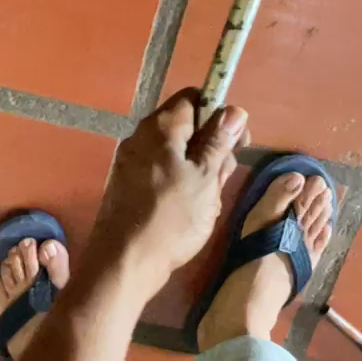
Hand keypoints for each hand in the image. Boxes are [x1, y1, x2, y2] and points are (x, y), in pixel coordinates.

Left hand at [86, 90, 247, 297]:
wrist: (125, 262)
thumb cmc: (171, 218)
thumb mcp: (205, 178)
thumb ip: (219, 142)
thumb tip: (234, 110)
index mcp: (160, 127)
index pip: (194, 98)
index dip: (219, 113)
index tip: (237, 141)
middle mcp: (141, 137)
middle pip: (187, 128)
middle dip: (211, 150)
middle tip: (220, 181)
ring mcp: (131, 162)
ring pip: (177, 156)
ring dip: (198, 174)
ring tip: (205, 205)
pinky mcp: (128, 186)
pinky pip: (162, 175)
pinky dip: (180, 187)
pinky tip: (188, 213)